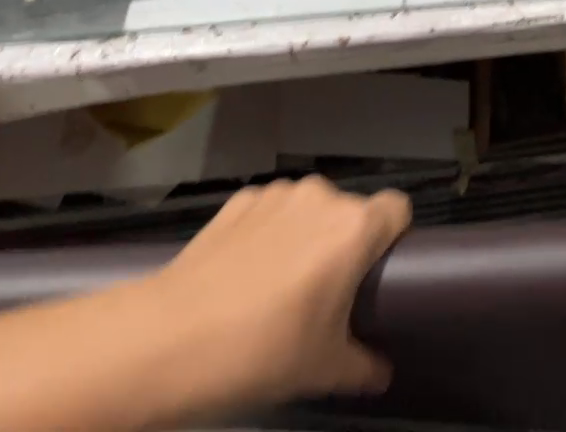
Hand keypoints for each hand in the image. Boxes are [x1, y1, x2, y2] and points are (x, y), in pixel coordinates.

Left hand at [148, 177, 411, 414]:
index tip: (377, 274)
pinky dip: (269, 232)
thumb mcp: (325, 370)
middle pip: (351, 211)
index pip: (397, 209)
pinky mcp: (237, 199)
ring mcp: (275, 194)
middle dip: (346, 243)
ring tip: (281, 282)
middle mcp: (320, 197)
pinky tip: (246, 271)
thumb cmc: (263, 350)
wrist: (168, 338)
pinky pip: (271, 211)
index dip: (393, 237)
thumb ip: (365, 365)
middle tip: (327, 293)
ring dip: (306, 234)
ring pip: (309, 208)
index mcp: (353, 228)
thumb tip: (380, 371)